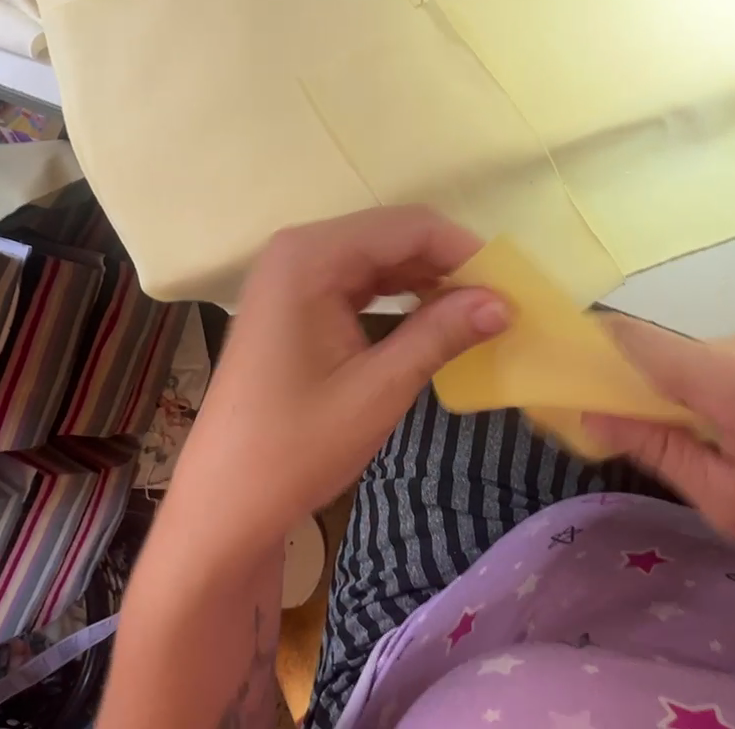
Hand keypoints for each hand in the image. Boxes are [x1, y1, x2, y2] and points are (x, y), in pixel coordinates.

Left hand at [161, 207, 509, 556]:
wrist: (223, 506)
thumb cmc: (295, 448)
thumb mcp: (378, 390)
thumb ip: (440, 334)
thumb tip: (504, 302)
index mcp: (310, 257)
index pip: (408, 227)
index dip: (465, 251)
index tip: (511, 288)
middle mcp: (298, 250)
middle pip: (393, 236)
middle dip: (449, 265)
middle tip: (499, 305)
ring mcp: (292, 276)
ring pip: (379, 258)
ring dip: (428, 281)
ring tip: (475, 315)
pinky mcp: (294, 303)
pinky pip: (359, 282)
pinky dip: (399, 297)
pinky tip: (431, 321)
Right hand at [585, 318, 734, 596]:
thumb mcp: (733, 506)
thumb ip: (658, 449)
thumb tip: (589, 414)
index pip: (636, 341)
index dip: (587, 348)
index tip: (553, 375)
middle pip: (657, 350)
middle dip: (621, 383)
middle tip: (600, 432)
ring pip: (684, 358)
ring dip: (660, 392)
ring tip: (657, 443)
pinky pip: (713, 363)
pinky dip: (691, 391)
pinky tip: (703, 433)